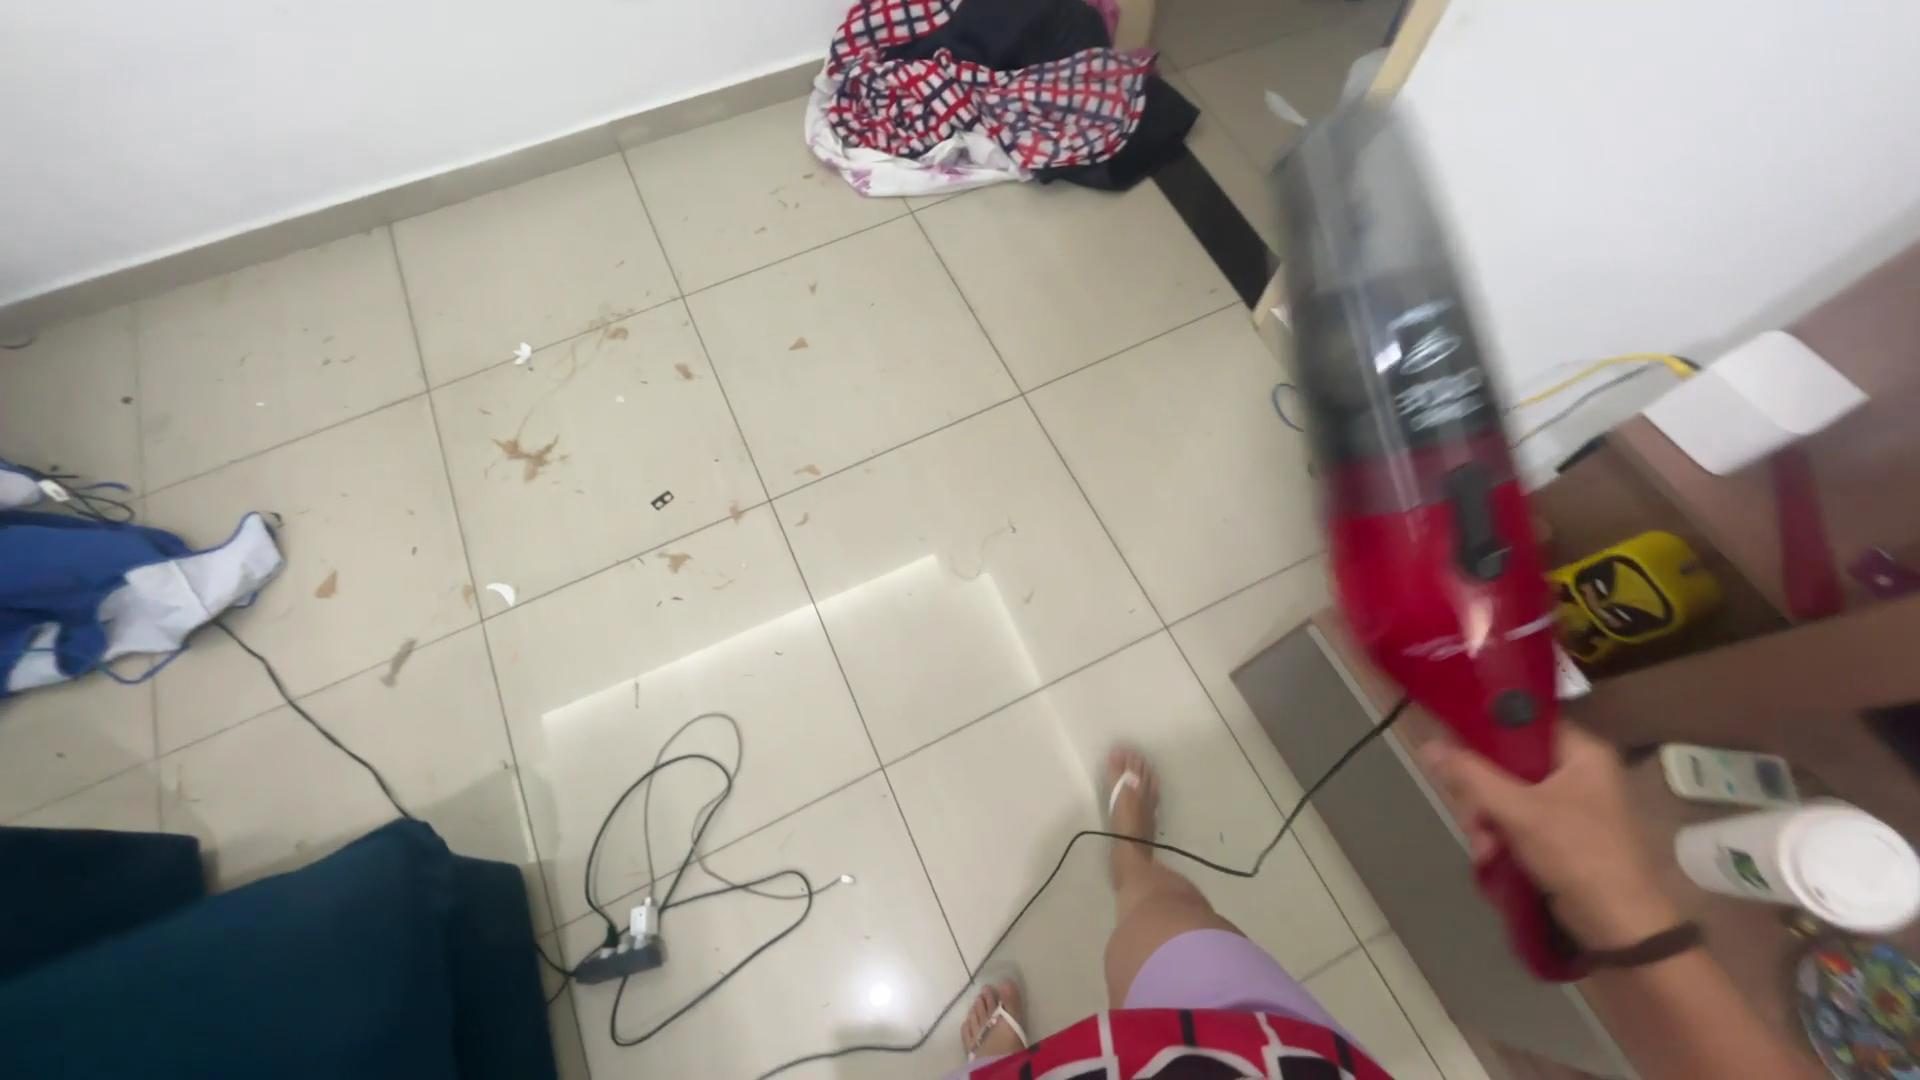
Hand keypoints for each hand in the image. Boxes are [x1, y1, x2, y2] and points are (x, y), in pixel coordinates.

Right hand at [1420, 723, 1680, 949]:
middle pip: (1504, 761)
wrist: (1619, 925)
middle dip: (1480, 794)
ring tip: (1484, 846)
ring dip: (1484, 819)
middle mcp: (1575, 771)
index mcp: (1581, 754)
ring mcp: (1567, 802)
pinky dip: (1497, 834)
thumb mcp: (1517, 810)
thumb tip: (1427, 744)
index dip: (1483, 732)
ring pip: (1502, 792)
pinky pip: (1512, 816)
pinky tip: (1491, 855)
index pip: (1520, 722)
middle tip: (1473, 816)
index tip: (1454, 751)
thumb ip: (1469, 774)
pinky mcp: (1557, 830)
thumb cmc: (1577, 854)